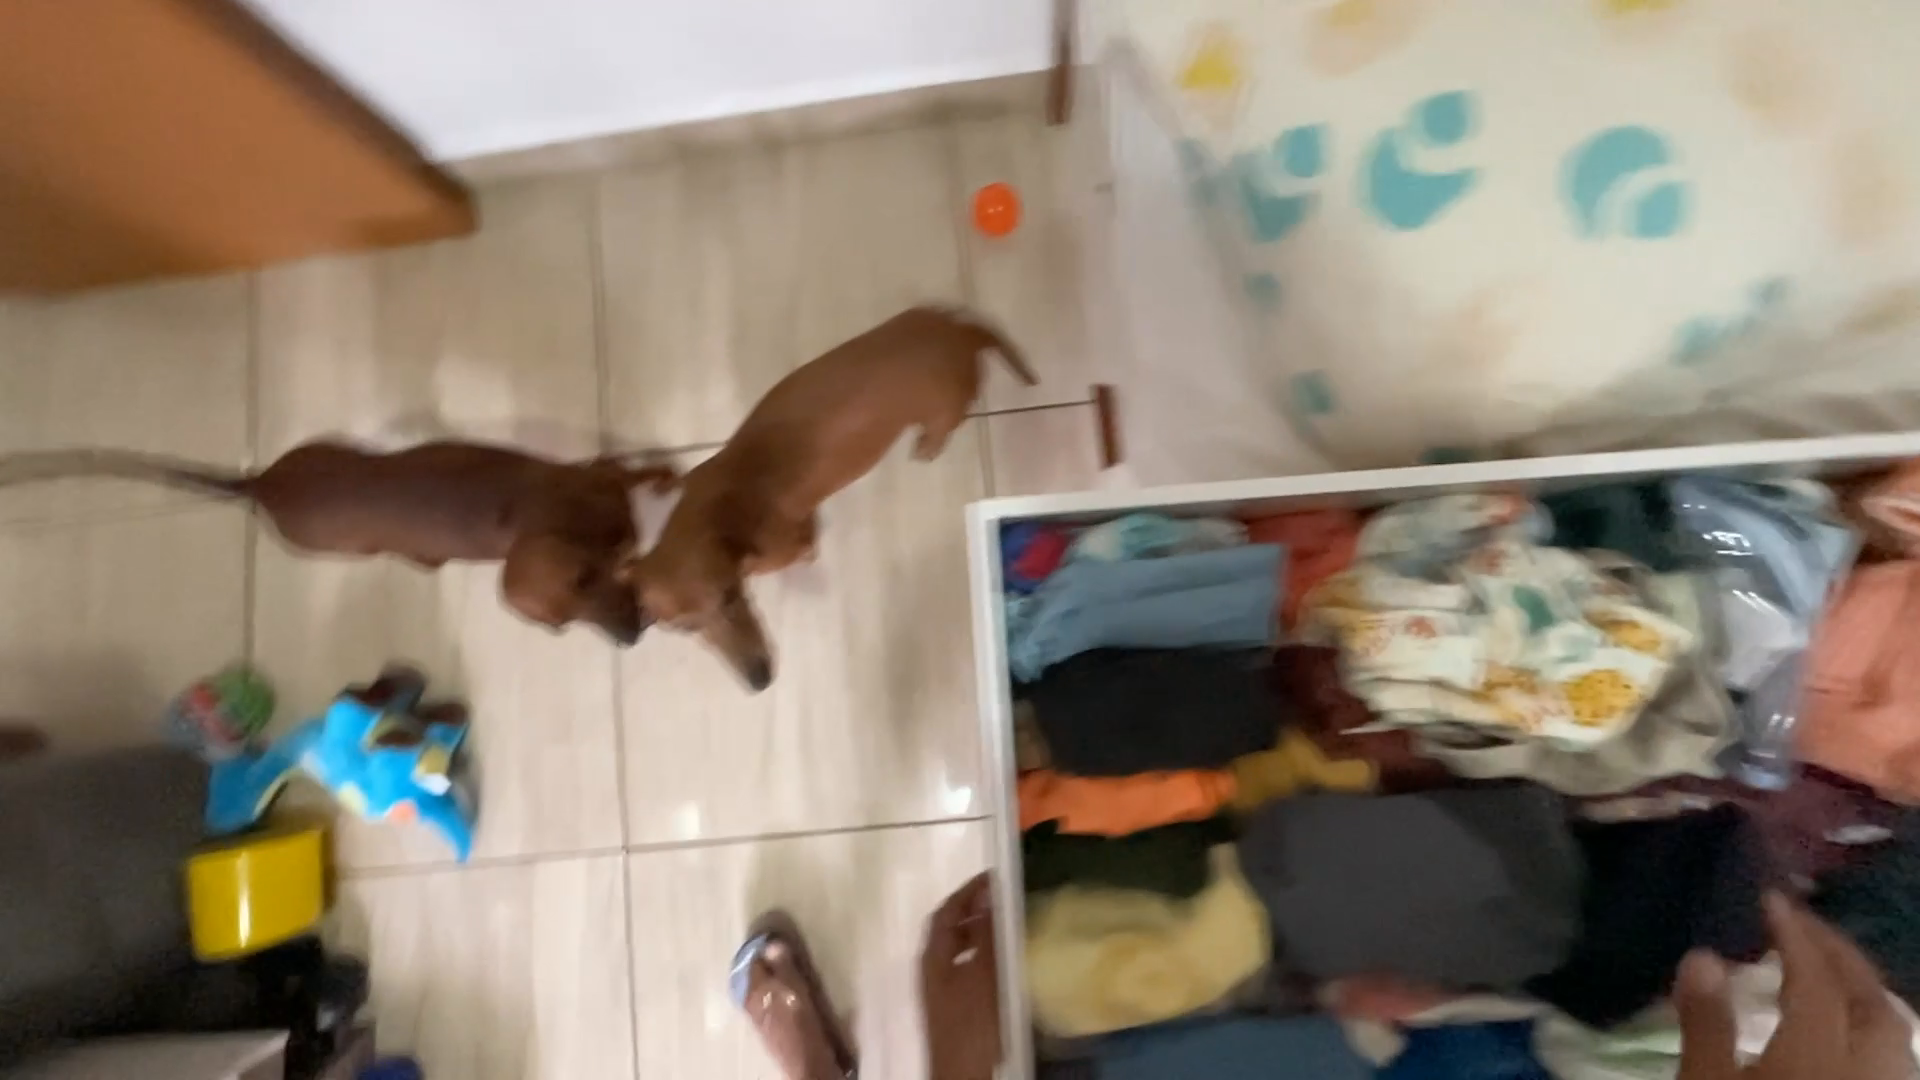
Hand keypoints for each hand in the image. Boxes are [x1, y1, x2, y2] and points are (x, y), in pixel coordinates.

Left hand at [920, 872, 1001, 1079]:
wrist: (962, 1075)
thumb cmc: (972, 1022)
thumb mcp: (983, 973)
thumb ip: (985, 932)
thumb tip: (988, 893)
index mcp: (932, 955)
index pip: (945, 910)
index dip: (967, 891)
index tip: (992, 877)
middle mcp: (930, 967)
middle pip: (947, 927)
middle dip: (971, 908)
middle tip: (998, 898)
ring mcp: (938, 987)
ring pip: (955, 946)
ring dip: (976, 930)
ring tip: (1002, 923)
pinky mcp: (950, 1004)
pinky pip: (962, 963)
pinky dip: (978, 951)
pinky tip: (998, 959)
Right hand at [1677, 893, 1914, 1079]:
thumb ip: (1708, 1023)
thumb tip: (1704, 955)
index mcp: (1819, 1060)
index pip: (1815, 984)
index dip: (1795, 936)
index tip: (1768, 898)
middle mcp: (1869, 1075)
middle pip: (1874, 1005)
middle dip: (1840, 954)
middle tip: (1800, 918)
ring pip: (1897, 1033)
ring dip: (1862, 987)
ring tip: (1822, 960)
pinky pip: (1894, 1057)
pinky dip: (1871, 1022)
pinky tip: (1842, 1019)